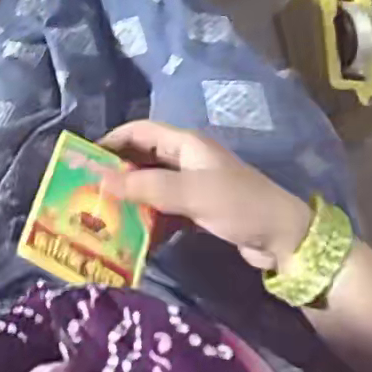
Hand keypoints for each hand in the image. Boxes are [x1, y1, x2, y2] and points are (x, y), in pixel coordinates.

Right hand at [99, 120, 312, 269]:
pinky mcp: (197, 208)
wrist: (285, 240)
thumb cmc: (238, 204)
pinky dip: (147, 215)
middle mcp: (186, 159)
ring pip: (150, 184)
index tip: (85, 158)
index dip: (112, 140)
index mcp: (185, 143)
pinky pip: (163, 206)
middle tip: (89, 188)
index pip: (139, 131)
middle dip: (116, 170)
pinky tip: (132, 232)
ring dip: (130, 196)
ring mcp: (192, 184)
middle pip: (142, 157)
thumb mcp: (189, 193)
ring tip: (103, 211)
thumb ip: (145, 187)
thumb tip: (100, 180)